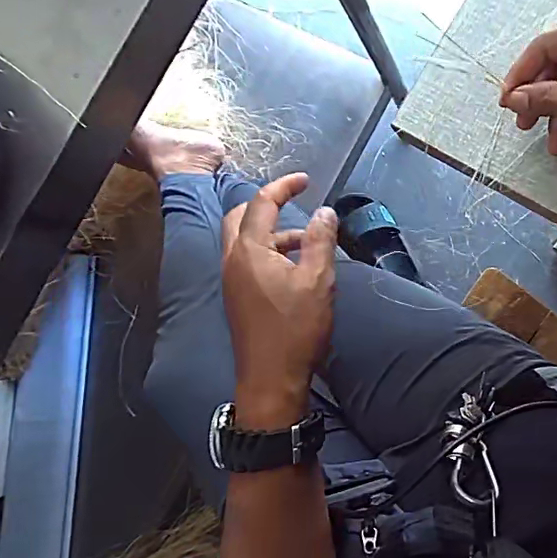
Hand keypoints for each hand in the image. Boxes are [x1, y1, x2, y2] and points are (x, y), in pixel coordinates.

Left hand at [222, 173, 337, 429]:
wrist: (272, 377)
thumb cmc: (296, 328)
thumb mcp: (318, 280)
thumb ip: (320, 241)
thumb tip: (324, 211)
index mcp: (249, 250)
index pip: (262, 204)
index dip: (284, 186)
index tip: (305, 180)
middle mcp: (232, 261)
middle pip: (241, 217)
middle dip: (268, 205)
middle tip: (296, 204)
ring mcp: (232, 281)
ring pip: (245, 241)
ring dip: (273, 233)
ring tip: (308, 243)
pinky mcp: (238, 298)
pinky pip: (248, 260)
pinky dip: (269, 252)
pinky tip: (295, 269)